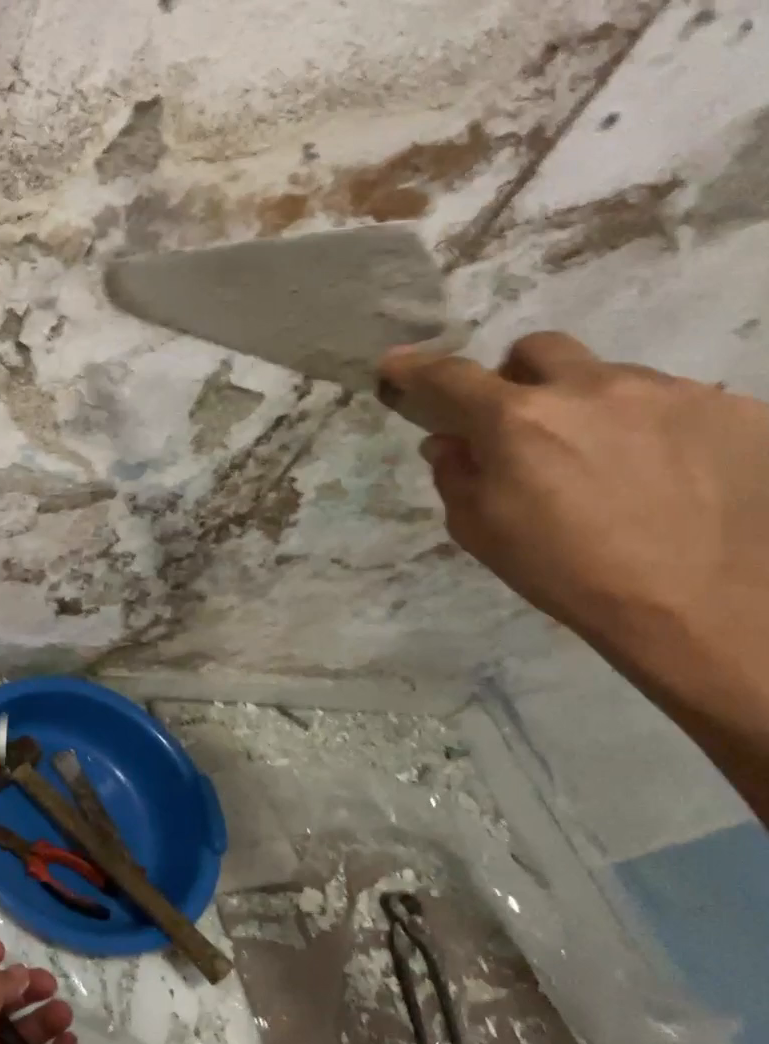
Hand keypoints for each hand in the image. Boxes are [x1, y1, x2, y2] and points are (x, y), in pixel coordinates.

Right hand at [378, 332, 768, 818]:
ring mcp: (670, 393)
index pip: (449, 377)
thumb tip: (452, 441)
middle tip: (523, 423)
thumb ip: (456, 473)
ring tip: (608, 466)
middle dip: (518, 378)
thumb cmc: (567, 572)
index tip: (397, 363)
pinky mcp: (734, 410)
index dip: (415, 367)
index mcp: (517, 420)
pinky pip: (673, 404)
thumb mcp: (480, 530)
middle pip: (538, 351)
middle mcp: (591, 389)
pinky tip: (662, 478)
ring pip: (609, 379)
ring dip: (591, 408)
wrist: (708, 606)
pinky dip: (652, 429)